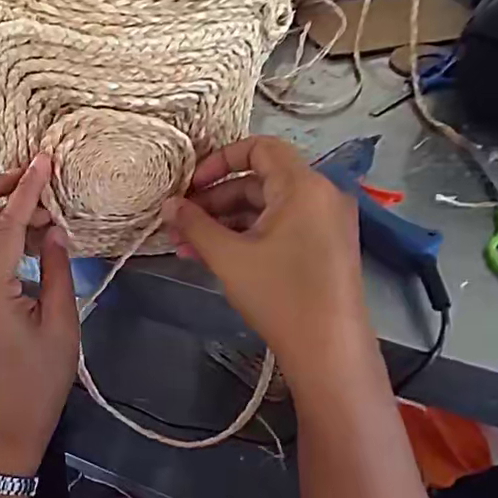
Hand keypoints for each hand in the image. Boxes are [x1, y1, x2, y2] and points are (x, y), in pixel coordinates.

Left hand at [0, 155, 78, 475]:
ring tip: (32, 197)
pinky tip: (24, 227)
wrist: (13, 417)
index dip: (25, 193)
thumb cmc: (43, 379)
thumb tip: (55, 231)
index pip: (4, 230)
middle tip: (26, 175)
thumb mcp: (63, 324)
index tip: (43, 163)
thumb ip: (57, 271)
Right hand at [160, 136, 370, 370]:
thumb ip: (194, 225)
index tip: (191, 185)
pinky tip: (214, 257)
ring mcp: (326, 223)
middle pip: (260, 180)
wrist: (329, 350)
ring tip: (187, 246)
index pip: (260, 148)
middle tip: (180, 223)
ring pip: (267, 208)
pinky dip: (249, 236)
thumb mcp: (229, 257)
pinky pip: (282, 227)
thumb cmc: (279, 295)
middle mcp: (321, 195)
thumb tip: (168, 205)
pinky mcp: (325, 247)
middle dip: (215, 200)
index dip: (219, 160)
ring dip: (226, 222)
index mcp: (303, 185)